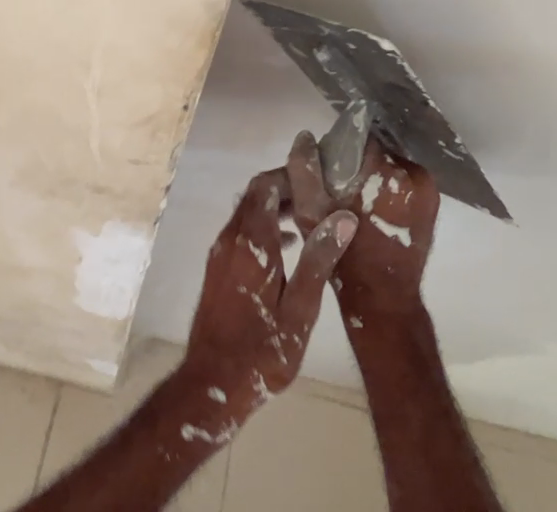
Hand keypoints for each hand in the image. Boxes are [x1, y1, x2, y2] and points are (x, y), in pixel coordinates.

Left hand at [184, 169, 356, 414]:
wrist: (214, 381)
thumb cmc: (263, 349)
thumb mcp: (301, 308)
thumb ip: (319, 258)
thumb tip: (342, 216)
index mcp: (251, 243)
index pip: (265, 187)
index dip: (290, 174)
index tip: (320, 175)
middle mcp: (230, 240)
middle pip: (253, 196)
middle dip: (285, 188)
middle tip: (320, 193)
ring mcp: (220, 254)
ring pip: (246, 214)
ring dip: (275, 208)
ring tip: (311, 216)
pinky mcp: (218, 269)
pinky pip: (241, 233)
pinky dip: (264, 228)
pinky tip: (289, 246)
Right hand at [285, 130, 438, 314]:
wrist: (384, 297)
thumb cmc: (344, 253)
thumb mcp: (311, 212)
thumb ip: (304, 170)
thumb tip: (305, 137)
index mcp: (384, 166)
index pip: (358, 137)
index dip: (338, 148)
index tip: (326, 169)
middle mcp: (412, 171)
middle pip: (376, 152)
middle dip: (356, 164)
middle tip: (337, 188)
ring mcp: (428, 189)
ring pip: (390, 168)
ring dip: (372, 177)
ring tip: (353, 201)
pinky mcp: (433, 206)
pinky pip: (403, 185)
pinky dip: (387, 191)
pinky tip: (371, 211)